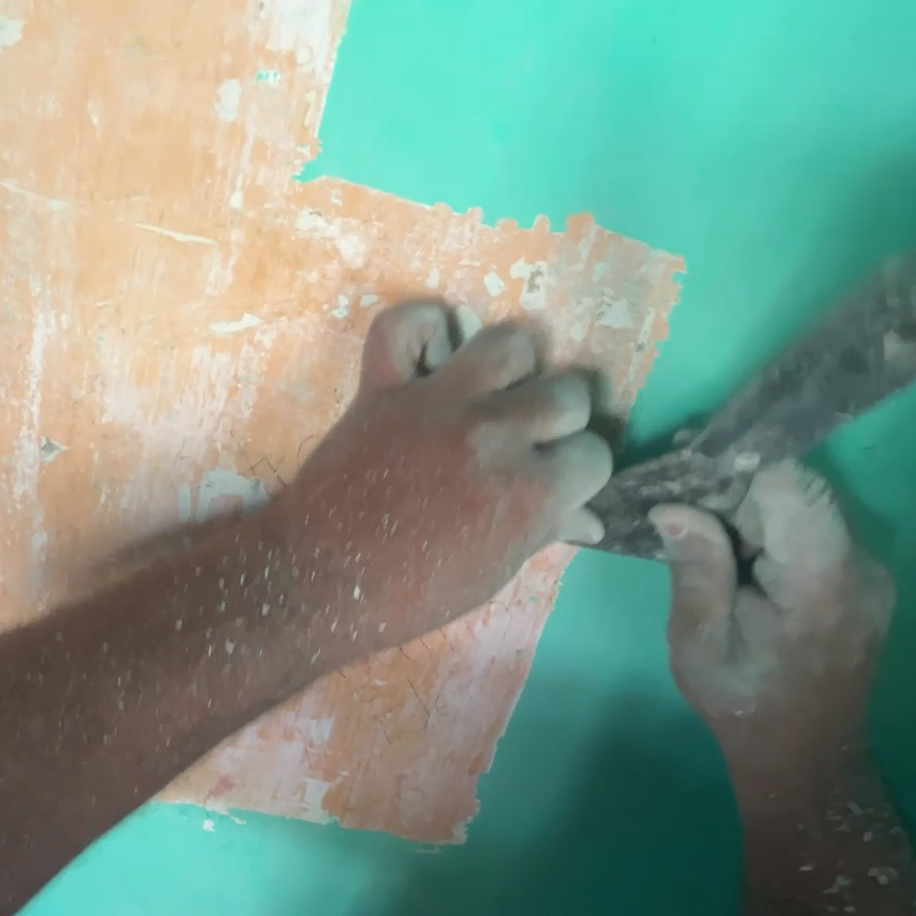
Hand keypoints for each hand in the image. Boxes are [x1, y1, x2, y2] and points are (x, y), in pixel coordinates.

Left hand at [265, 300, 611, 654]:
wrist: (321, 577)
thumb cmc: (412, 591)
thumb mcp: (492, 572)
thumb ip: (544, 529)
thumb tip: (589, 516)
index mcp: (530, 492)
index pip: (594, 453)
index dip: (576, 470)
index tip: (554, 479)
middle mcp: (495, 434)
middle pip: (567, 392)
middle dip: (557, 420)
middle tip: (526, 440)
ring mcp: (436, 403)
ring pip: (507, 342)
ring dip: (508, 368)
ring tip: (489, 395)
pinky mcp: (382, 387)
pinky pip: (405, 324)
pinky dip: (420, 330)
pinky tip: (429, 359)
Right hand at [650, 462, 894, 786]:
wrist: (803, 751)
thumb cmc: (741, 699)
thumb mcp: (698, 640)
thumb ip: (694, 570)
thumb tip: (673, 506)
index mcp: (820, 581)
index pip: (793, 485)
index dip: (736, 476)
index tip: (688, 494)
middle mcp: (860, 564)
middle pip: (796, 488)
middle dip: (734, 494)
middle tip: (682, 521)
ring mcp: (867, 568)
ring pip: (801, 502)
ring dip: (746, 513)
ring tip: (704, 547)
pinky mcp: (859, 574)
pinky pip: (808, 526)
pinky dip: (764, 529)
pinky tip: (735, 562)